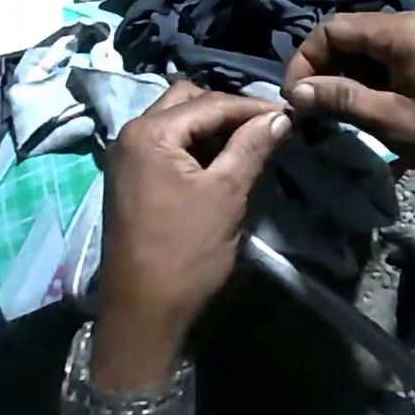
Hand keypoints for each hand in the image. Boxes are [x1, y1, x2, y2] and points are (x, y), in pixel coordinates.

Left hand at [95, 81, 289, 388]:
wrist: (142, 313)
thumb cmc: (185, 252)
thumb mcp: (225, 195)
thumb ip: (251, 147)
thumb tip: (279, 116)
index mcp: (150, 133)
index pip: (209, 103)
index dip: (252, 107)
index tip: (287, 114)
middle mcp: (131, 134)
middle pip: (186, 101)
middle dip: (226, 110)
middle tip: (263, 125)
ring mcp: (126, 156)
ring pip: (174, 121)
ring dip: (209, 126)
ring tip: (247, 141)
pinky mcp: (130, 176)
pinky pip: (165, 143)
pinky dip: (193, 144)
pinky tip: (220, 159)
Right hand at [283, 11, 414, 199]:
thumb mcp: (398, 123)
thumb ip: (344, 101)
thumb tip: (296, 92)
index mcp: (404, 31)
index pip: (332, 28)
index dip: (305, 60)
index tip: (295, 100)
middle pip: (351, 36)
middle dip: (325, 70)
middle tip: (313, 112)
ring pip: (372, 51)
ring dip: (349, 80)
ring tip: (339, 118)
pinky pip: (396, 62)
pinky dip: (375, 83)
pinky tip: (373, 113)